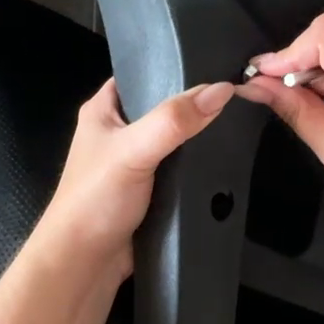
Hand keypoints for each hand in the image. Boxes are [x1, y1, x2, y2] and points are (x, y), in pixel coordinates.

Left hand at [34, 78, 235, 276]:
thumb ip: (174, 120)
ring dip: (198, 140)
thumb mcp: (134, 150)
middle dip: (194, 105)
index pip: (141, 73)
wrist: (84, 263)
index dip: (173, 65)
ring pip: (174, 142)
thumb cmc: (95, 199)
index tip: (216, 61)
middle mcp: (117, 133)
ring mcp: (134, 165)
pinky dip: (196, 170)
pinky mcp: (149, 193)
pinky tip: (223, 161)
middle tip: (237, 92)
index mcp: (102, 111)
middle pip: (163, 108)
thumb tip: (221, 90)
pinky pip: (178, 173)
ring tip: (239, 122)